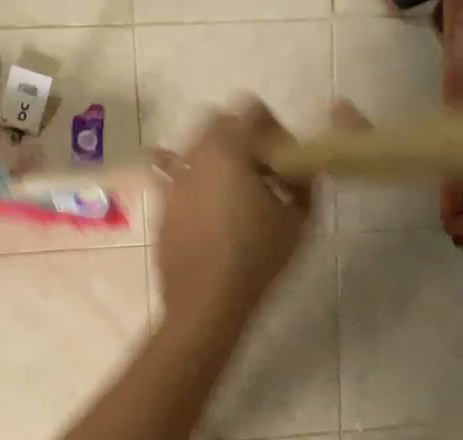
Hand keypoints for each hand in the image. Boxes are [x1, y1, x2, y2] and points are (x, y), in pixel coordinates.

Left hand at [153, 99, 312, 331]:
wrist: (205, 304)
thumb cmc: (256, 259)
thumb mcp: (298, 217)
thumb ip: (302, 179)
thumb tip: (300, 167)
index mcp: (228, 149)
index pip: (252, 111)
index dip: (273, 130)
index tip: (284, 160)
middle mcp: (193, 159)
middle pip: (216, 125)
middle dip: (239, 139)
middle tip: (259, 171)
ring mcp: (171, 187)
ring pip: (191, 153)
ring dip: (213, 161)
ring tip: (232, 191)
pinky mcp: (160, 214)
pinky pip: (173, 184)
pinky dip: (191, 187)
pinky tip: (205, 208)